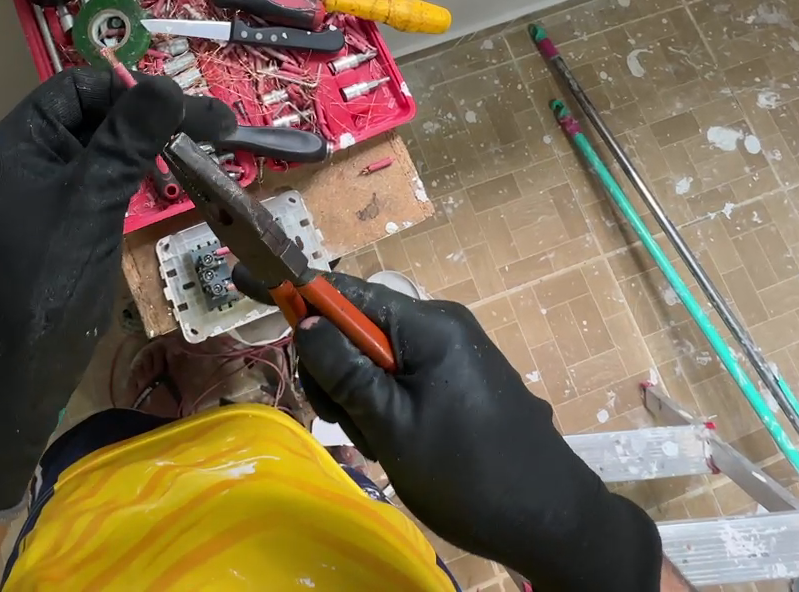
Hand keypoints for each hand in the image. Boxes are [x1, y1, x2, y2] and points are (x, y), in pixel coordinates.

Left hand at [0, 68, 232, 520]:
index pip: (78, 89)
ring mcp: (47, 190)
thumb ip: (127, 140)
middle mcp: (30, 157)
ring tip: (204, 144)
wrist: (17, 370)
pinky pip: (105, 180)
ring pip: (105, 148)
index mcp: (19, 141)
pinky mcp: (66, 219)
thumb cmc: (47, 278)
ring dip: (149, 143)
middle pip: (94, 115)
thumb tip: (167, 85)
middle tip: (210, 125)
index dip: (129, 89)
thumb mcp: (92, 199)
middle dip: (148, 116)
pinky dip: (139, 173)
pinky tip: (172, 175)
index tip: (183, 104)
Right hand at [293, 273, 663, 591]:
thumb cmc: (470, 476)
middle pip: (355, 324)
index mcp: (426, 324)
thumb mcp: (394, 428)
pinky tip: (396, 439)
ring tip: (380, 442)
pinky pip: (400, 370)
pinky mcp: (456, 373)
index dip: (292, 285)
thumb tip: (305, 322)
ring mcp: (450, 348)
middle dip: (334, 367)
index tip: (244, 276)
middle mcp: (437, 323)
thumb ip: (345, 372)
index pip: (343, 290)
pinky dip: (382, 399)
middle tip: (344, 421)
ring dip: (359, 393)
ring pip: (374, 352)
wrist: (555, 523)